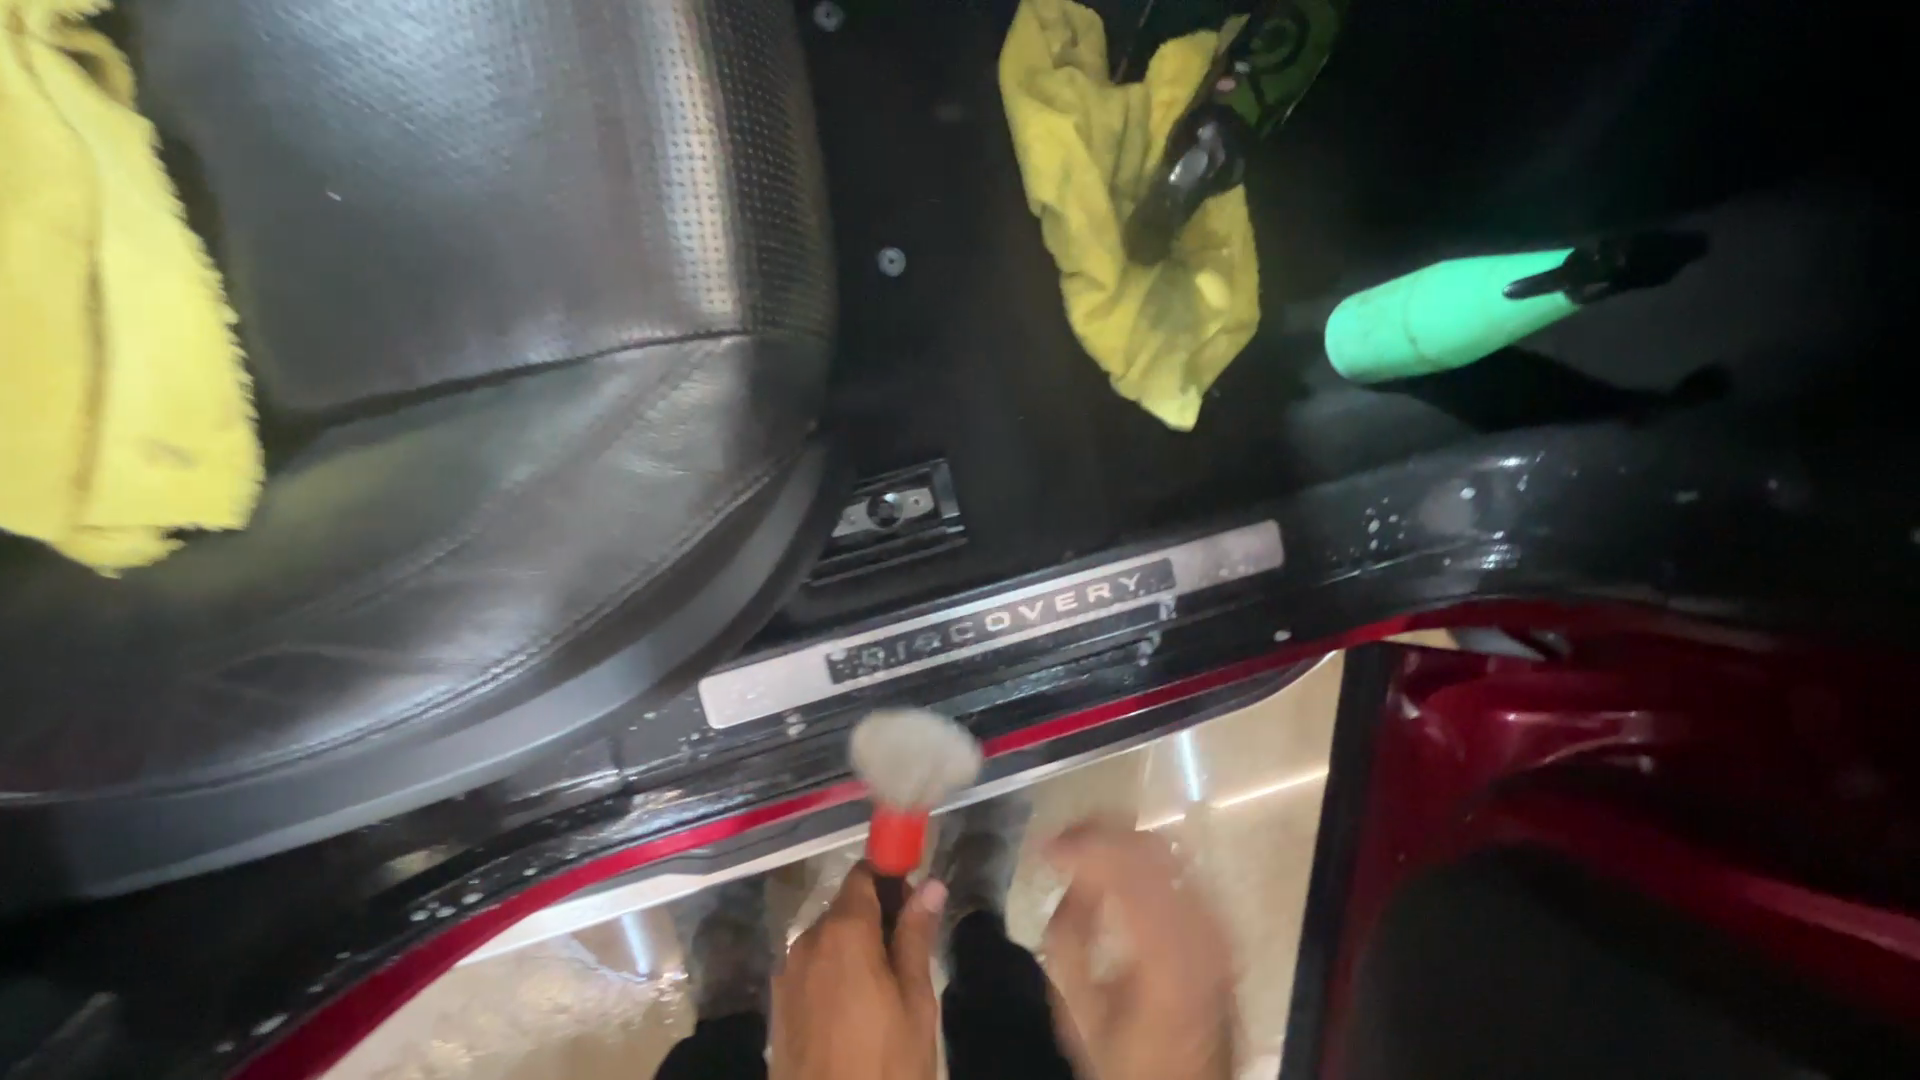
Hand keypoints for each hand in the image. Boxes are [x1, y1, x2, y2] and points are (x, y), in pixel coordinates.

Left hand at [770, 865, 945, 1079]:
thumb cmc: (885, 1066)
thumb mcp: (915, 1002)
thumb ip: (916, 936)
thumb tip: (931, 884)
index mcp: (843, 932)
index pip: (864, 875)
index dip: (891, 878)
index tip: (916, 898)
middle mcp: (807, 941)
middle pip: (846, 906)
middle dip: (877, 915)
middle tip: (910, 948)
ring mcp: (787, 974)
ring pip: (828, 938)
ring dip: (855, 946)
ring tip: (886, 986)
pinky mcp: (778, 1005)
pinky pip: (812, 968)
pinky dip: (834, 972)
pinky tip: (855, 1008)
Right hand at [1043, 823, 1236, 1079]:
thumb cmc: (1130, 1058)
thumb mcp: (1080, 1011)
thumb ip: (1069, 939)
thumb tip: (1068, 882)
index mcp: (1165, 951)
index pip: (1122, 867)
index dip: (1080, 845)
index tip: (1045, 849)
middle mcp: (1200, 926)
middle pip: (1146, 847)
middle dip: (1096, 834)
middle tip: (1059, 843)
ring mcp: (1216, 922)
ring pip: (1164, 850)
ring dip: (1119, 841)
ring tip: (1082, 852)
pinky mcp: (1219, 923)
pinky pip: (1177, 868)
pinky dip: (1142, 857)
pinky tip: (1116, 868)